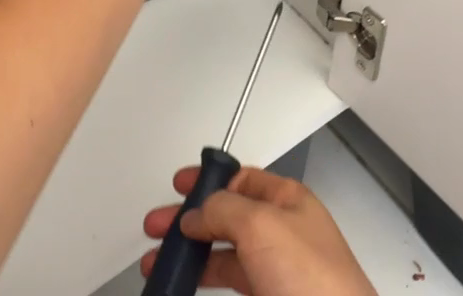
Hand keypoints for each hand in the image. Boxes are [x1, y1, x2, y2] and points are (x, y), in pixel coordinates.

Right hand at [141, 167, 374, 295]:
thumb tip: (197, 211)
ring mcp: (274, 266)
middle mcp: (280, 229)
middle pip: (226, 214)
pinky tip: (182, 283)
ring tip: (156, 263)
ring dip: (189, 253)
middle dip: (188, 218)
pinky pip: (227, 280)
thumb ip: (224, 209)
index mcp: (287, 200)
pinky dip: (202, 279)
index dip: (209, 179)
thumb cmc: (307, 276)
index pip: (242, 178)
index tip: (178, 185)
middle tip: (155, 227)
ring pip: (223, 251)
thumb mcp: (262, 225)